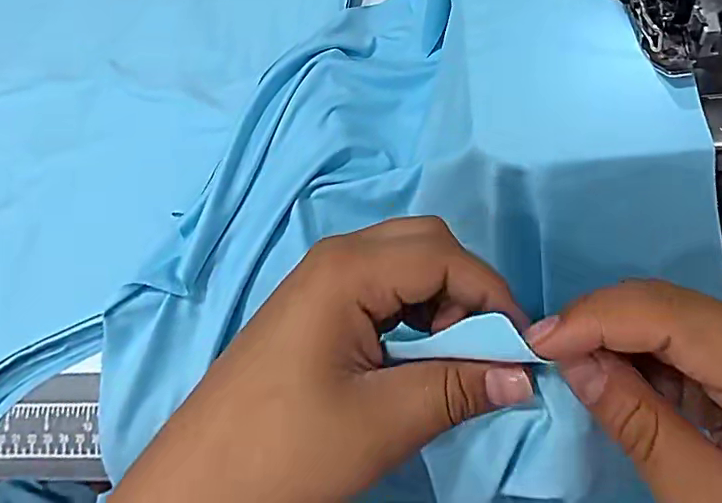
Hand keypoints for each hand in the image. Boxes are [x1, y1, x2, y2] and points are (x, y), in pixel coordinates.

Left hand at [109, 217, 536, 502]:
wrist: (199, 481)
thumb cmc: (286, 448)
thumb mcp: (379, 423)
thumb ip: (456, 388)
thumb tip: (523, 375)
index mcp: (349, 268)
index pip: (443, 254)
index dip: (491, 294)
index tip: (520, 347)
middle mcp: (338, 253)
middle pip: (426, 242)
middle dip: (466, 286)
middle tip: (481, 349)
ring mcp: (324, 273)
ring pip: (406, 257)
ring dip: (441, 295)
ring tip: (450, 356)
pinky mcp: (318, 298)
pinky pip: (383, 280)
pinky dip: (414, 305)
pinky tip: (416, 351)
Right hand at [527, 279, 721, 502]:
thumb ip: (646, 429)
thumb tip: (576, 360)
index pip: (665, 311)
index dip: (594, 316)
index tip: (537, 342)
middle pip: (663, 306)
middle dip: (599, 326)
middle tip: (547, 360)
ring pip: (665, 319)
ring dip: (616, 343)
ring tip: (576, 374)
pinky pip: (683, 345)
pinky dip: (643, 362)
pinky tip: (622, 387)